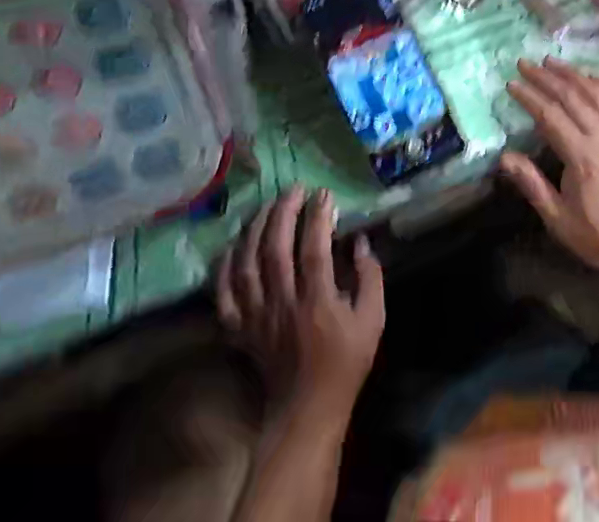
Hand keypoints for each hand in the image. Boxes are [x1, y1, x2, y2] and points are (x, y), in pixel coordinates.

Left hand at [215, 189, 384, 416]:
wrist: (307, 408)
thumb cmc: (346, 362)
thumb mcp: (374, 321)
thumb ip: (371, 278)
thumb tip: (360, 242)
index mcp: (317, 302)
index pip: (314, 248)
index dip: (318, 217)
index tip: (324, 194)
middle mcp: (282, 303)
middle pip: (274, 248)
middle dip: (283, 212)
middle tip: (293, 189)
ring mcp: (256, 315)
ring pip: (246, 263)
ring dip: (254, 229)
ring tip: (266, 206)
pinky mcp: (239, 327)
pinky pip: (224, 292)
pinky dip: (225, 265)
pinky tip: (234, 244)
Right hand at [499, 59, 598, 271]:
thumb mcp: (559, 220)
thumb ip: (533, 185)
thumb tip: (505, 156)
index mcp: (582, 158)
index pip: (551, 116)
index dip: (530, 97)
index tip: (511, 84)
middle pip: (572, 97)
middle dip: (545, 78)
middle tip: (524, 64)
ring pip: (596, 93)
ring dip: (572, 74)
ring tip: (551, 62)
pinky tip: (592, 77)